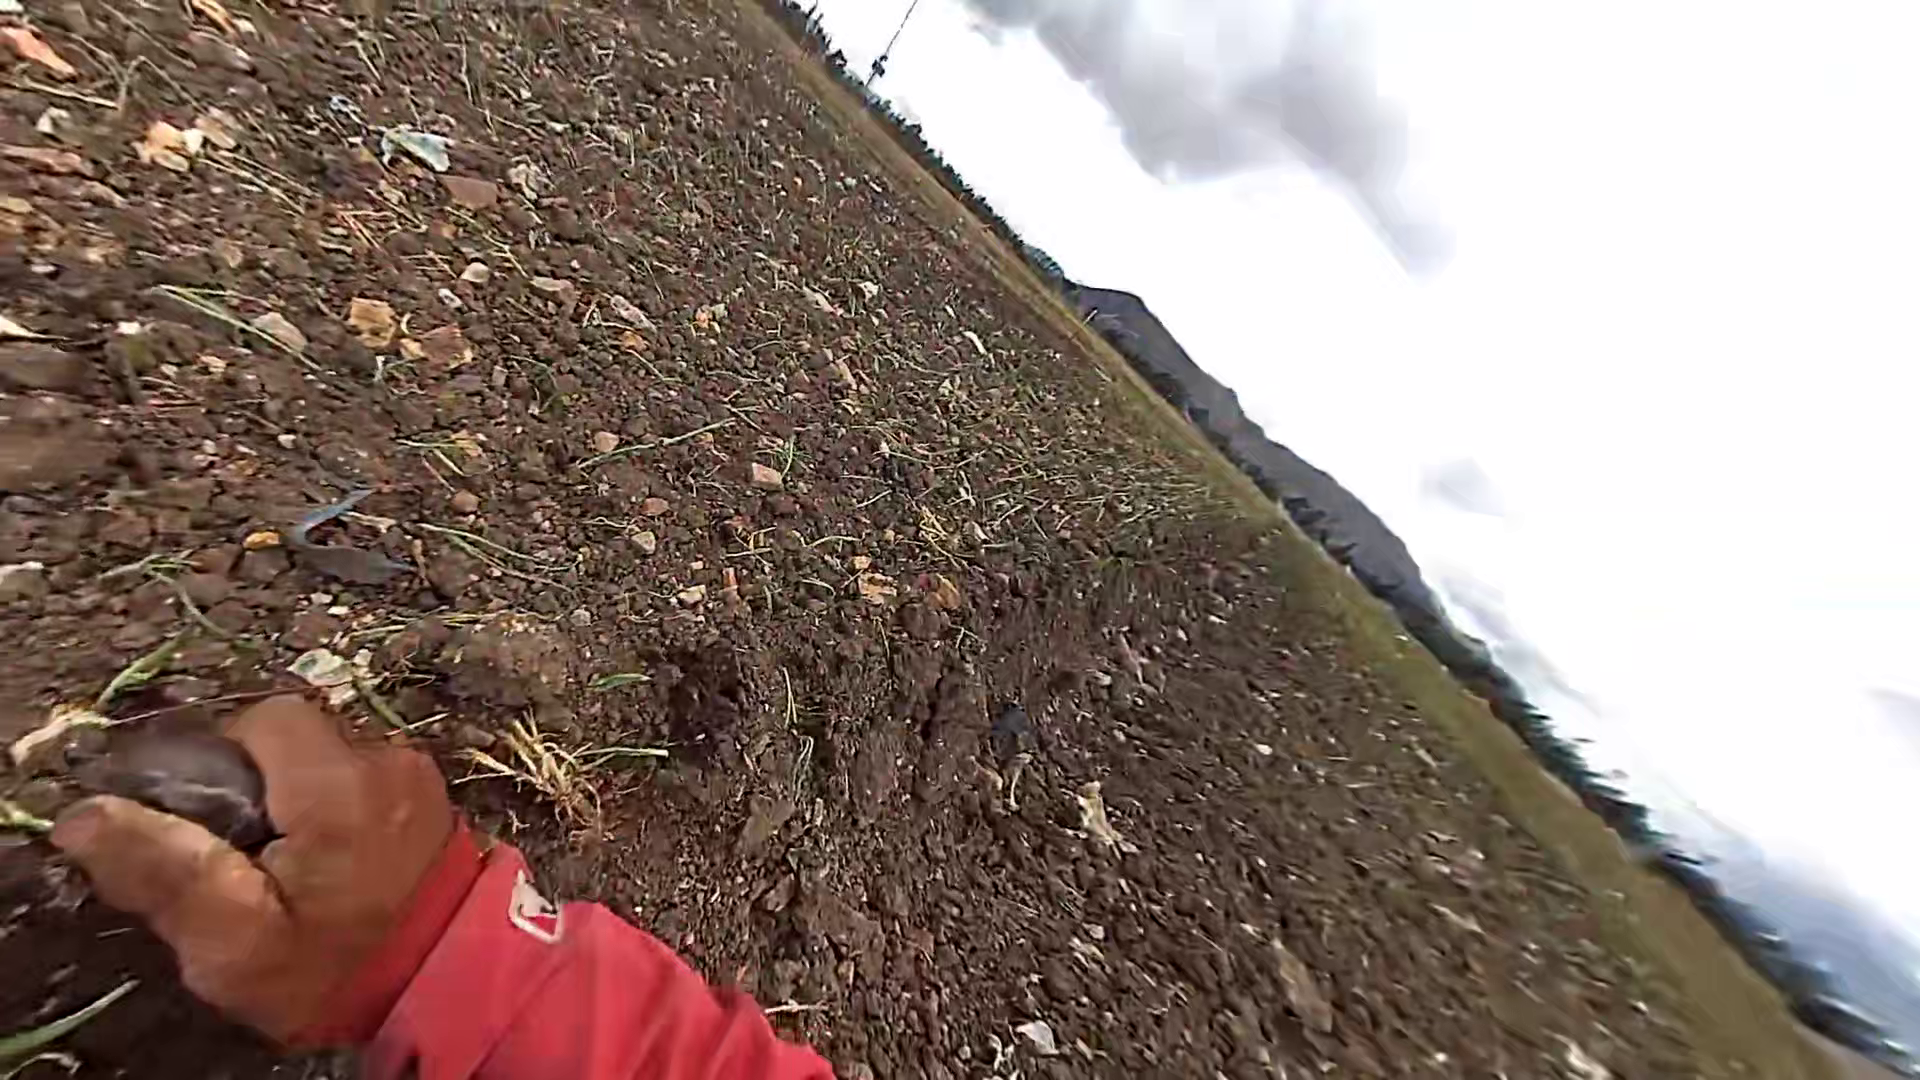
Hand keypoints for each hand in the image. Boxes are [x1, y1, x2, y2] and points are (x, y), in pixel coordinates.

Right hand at [52, 695, 455, 1043]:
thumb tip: (90, 813)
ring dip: (295, 788)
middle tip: (236, 843)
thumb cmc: (331, 958)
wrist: (440, 958)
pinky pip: (365, 768)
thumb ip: (167, 869)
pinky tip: (326, 849)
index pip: (273, 716)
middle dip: (256, 775)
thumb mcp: (232, 936)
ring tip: (280, 855)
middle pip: (303, 732)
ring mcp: (416, 769)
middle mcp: (390, 758)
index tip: (199, 809)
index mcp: (343, 783)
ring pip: (333, 750)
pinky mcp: (427, 785)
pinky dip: (334, 795)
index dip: (222, 751)